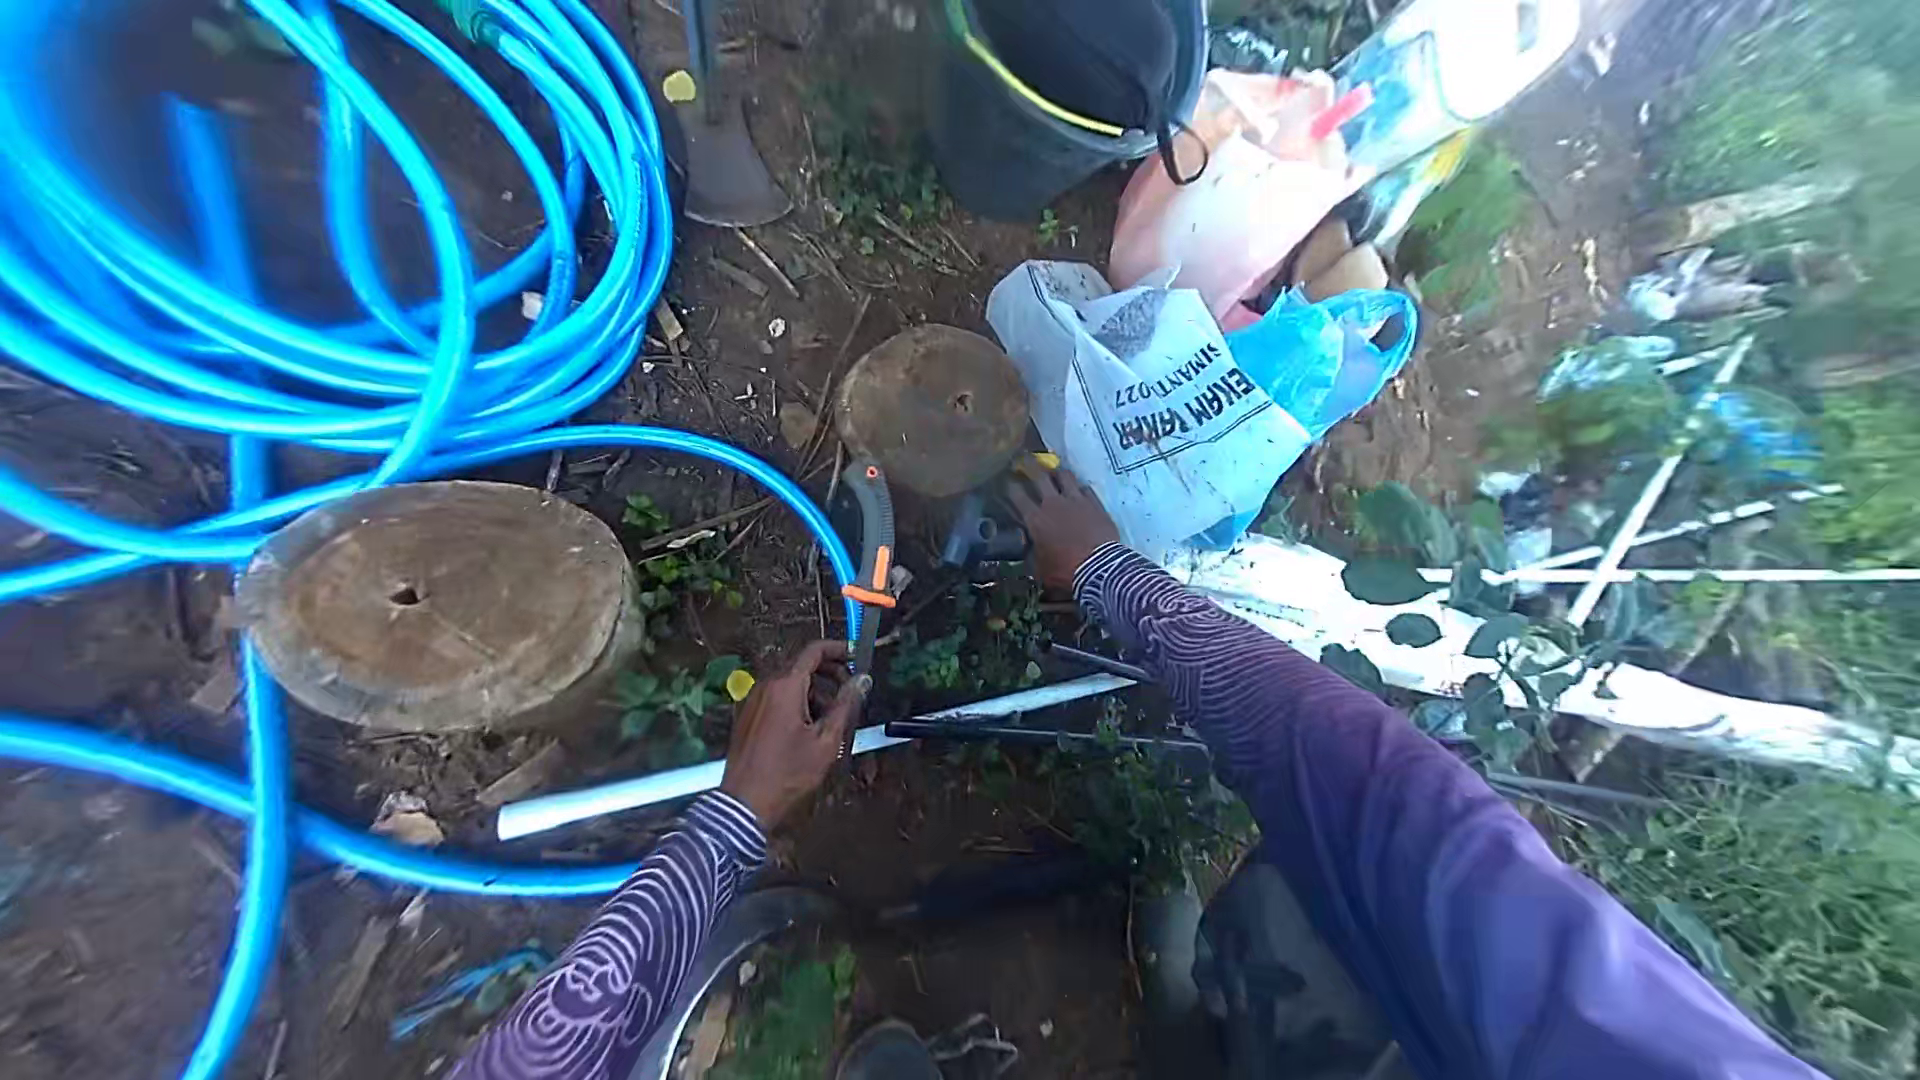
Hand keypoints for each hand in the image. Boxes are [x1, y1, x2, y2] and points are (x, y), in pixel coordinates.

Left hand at [720, 640, 868, 827]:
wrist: (744, 804)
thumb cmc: (788, 772)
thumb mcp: (826, 740)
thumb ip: (845, 704)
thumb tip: (862, 680)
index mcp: (785, 686)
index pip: (813, 651)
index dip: (838, 649)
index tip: (855, 655)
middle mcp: (766, 686)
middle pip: (802, 665)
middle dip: (829, 673)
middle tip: (849, 690)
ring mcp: (753, 700)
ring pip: (790, 682)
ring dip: (814, 690)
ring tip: (831, 717)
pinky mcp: (748, 715)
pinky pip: (777, 696)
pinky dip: (796, 701)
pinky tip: (808, 727)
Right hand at [1007, 454, 1120, 591]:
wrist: (1100, 569)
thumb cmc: (1065, 571)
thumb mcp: (1039, 568)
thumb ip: (1031, 552)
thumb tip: (1027, 548)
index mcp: (1035, 519)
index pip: (1016, 494)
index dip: (1008, 483)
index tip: (1004, 477)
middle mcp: (1054, 503)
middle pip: (1039, 475)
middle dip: (1029, 464)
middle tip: (1024, 457)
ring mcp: (1077, 500)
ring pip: (1065, 475)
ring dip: (1057, 473)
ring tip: (1054, 473)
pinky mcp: (1096, 504)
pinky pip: (1085, 488)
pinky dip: (1079, 488)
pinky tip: (1078, 491)